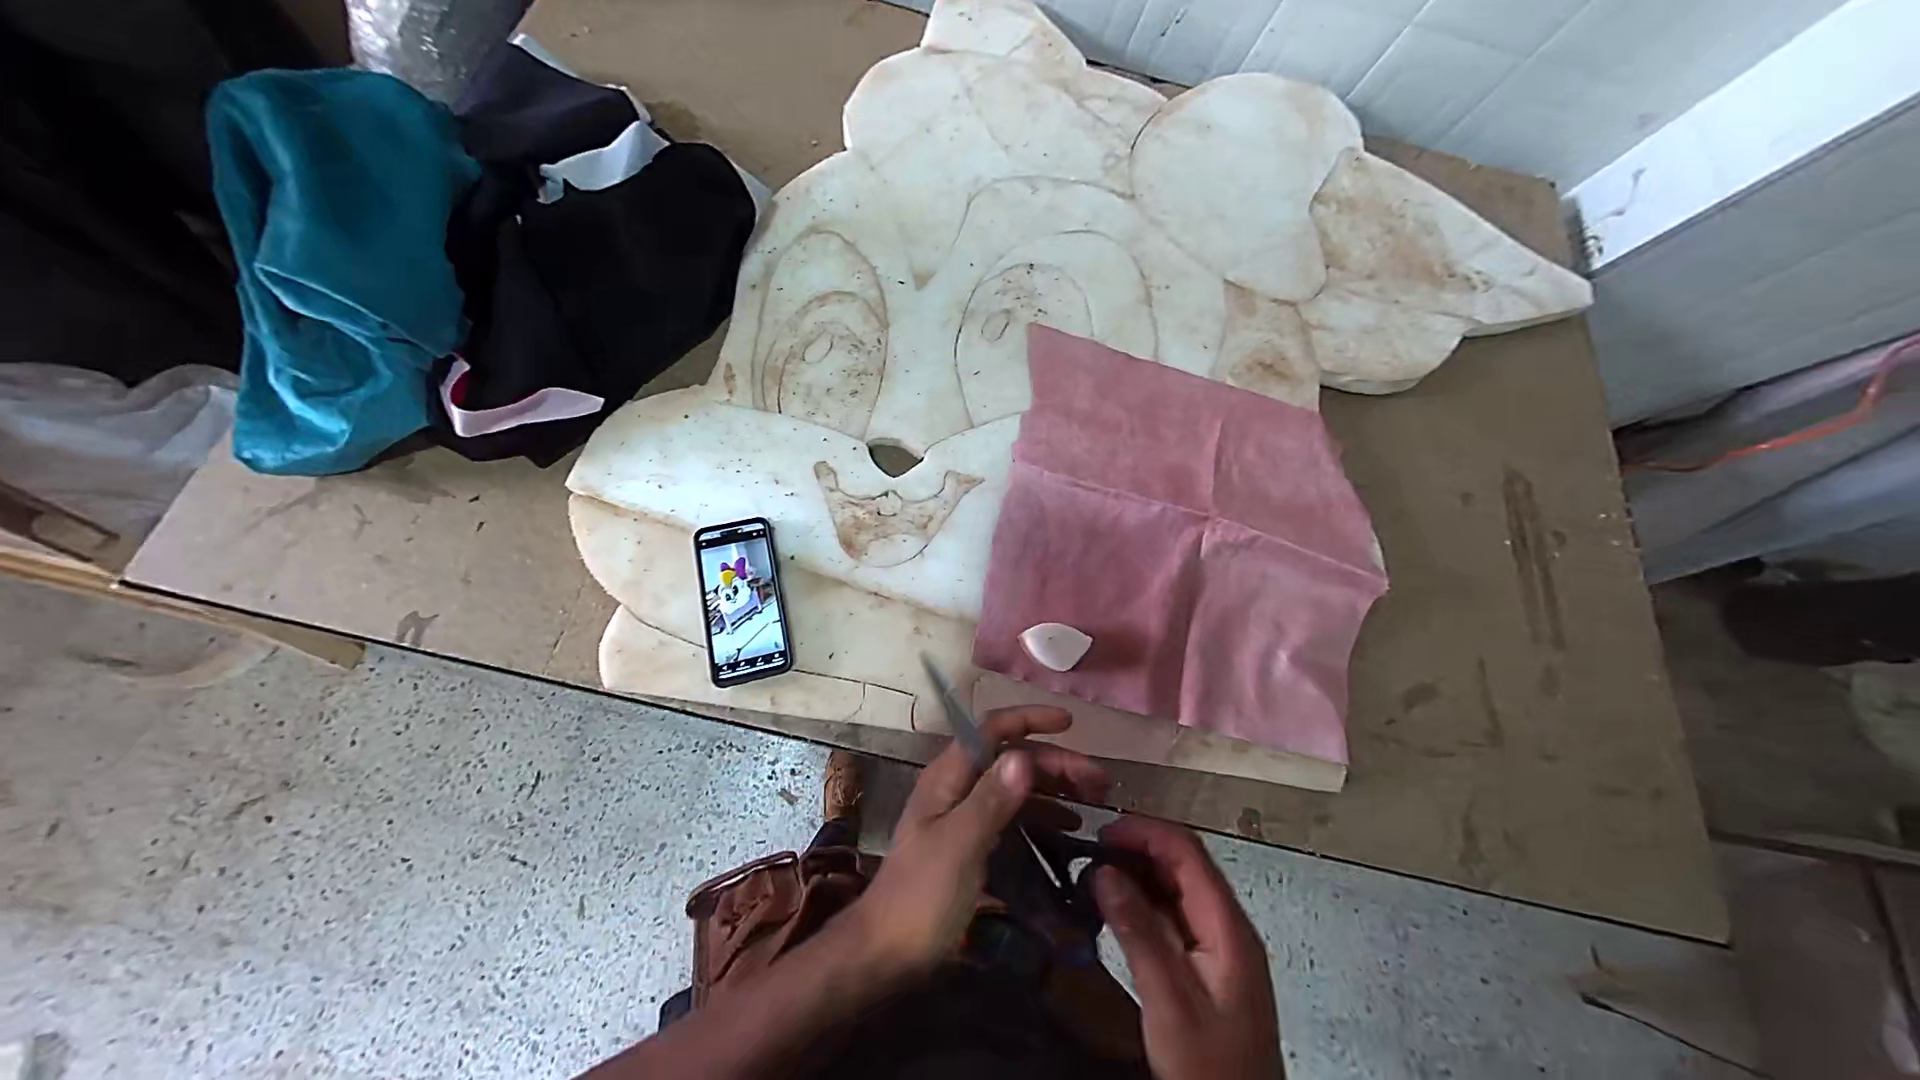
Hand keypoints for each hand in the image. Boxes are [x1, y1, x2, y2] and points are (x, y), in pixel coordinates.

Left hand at [845, 705, 1110, 977]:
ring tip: (1092, 802)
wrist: (885, 952)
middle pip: (1009, 758)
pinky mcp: (969, 843)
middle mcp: (955, 787)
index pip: (991, 729)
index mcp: (948, 777)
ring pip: (1013, 786)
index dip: (1029, 719)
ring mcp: (962, 815)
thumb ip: (991, 799)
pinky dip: (1040, 814)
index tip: (1070, 724)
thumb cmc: (921, 897)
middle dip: (1053, 761)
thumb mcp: (960, 845)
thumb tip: (1025, 755)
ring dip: (1051, 787)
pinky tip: (1066, 829)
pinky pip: (1011, 815)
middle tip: (1099, 781)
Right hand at [1093, 816, 1280, 1079]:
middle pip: (1184, 863)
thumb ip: (1139, 933)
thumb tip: (1104, 872)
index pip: (1187, 852)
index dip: (1145, 832)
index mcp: (1227, 926)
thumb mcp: (1169, 1001)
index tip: (1101, 833)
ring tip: (1094, 872)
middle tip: (1090, 851)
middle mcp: (1226, 926)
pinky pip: (1172, 913)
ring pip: (1176, 886)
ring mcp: (1217, 945)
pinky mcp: (1205, 963)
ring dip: (1137, 872)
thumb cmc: (1210, 1067)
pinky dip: (1142, 900)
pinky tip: (1113, 906)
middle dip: (1138, 847)